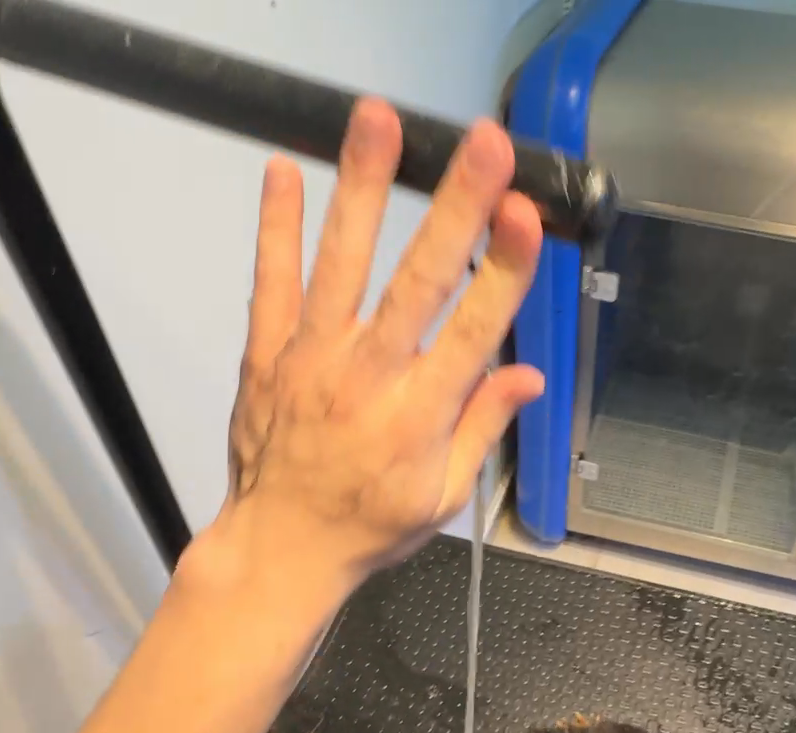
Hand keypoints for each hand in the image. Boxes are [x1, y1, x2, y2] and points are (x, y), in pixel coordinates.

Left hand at [189, 98, 545, 593]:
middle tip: (484, 145)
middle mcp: (368, 376)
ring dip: (363, 189)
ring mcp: (311, 359)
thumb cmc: (372, 526)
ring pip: (340, 265)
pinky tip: (283, 173)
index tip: (525, 215)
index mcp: (420, 415)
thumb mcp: (444, 496)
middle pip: (418, 282)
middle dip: (455, 209)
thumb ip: (482, 428)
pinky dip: (276, 229)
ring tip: (378, 121)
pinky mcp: (266, 354)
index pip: (473, 333)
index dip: (503, 272)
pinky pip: (270, 284)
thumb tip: (530, 375)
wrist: (280, 548)